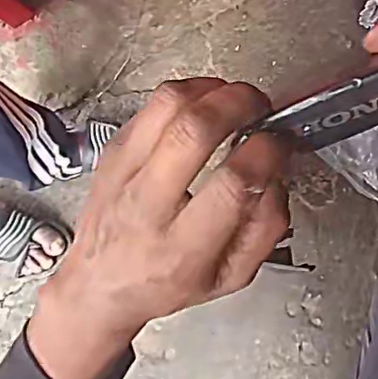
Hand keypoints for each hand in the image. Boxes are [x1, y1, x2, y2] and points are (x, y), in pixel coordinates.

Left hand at [25, 79, 290, 378]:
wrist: (98, 287)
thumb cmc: (165, 284)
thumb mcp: (230, 278)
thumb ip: (266, 230)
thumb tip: (277, 178)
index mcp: (183, 248)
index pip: (231, 185)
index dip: (266, 153)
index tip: (279, 142)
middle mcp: (148, 206)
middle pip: (194, 133)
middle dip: (238, 105)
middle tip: (260, 105)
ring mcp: (124, 173)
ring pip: (167, 107)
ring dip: (211, 91)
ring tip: (234, 97)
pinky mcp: (112, 151)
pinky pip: (150, 105)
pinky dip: (187, 92)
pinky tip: (205, 101)